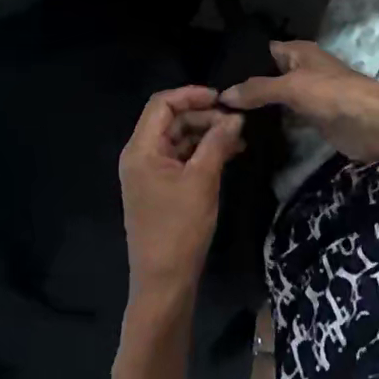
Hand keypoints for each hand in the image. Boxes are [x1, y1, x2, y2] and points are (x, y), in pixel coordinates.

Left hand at [118, 86, 245, 301]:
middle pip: (170, 120)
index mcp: (141, 149)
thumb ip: (217, 143)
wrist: (164, 283)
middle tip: (236, 123)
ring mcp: (149, 173)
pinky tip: (228, 154)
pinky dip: (202, 153)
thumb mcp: (202, 181)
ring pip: (178, 139)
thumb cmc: (180, 229)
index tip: (222, 99)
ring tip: (238, 138)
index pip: (162, 104)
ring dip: (206, 134)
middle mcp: (140, 155)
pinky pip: (180, 158)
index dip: (191, 95)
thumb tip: (235, 117)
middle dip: (203, 116)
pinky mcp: (160, 188)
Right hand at [220, 41, 378, 162]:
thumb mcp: (291, 87)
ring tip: (221, 118)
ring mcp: (306, 94)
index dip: (239, 63)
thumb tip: (223, 94)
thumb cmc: (333, 95)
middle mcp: (300, 69)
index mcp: (297, 52)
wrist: (373, 125)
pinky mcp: (311, 118)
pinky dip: (269, 122)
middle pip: (265, 76)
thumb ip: (257, 90)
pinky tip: (246, 130)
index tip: (213, 79)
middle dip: (244, 88)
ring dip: (255, 107)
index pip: (260, 52)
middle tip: (212, 103)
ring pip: (273, 98)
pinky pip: (284, 117)